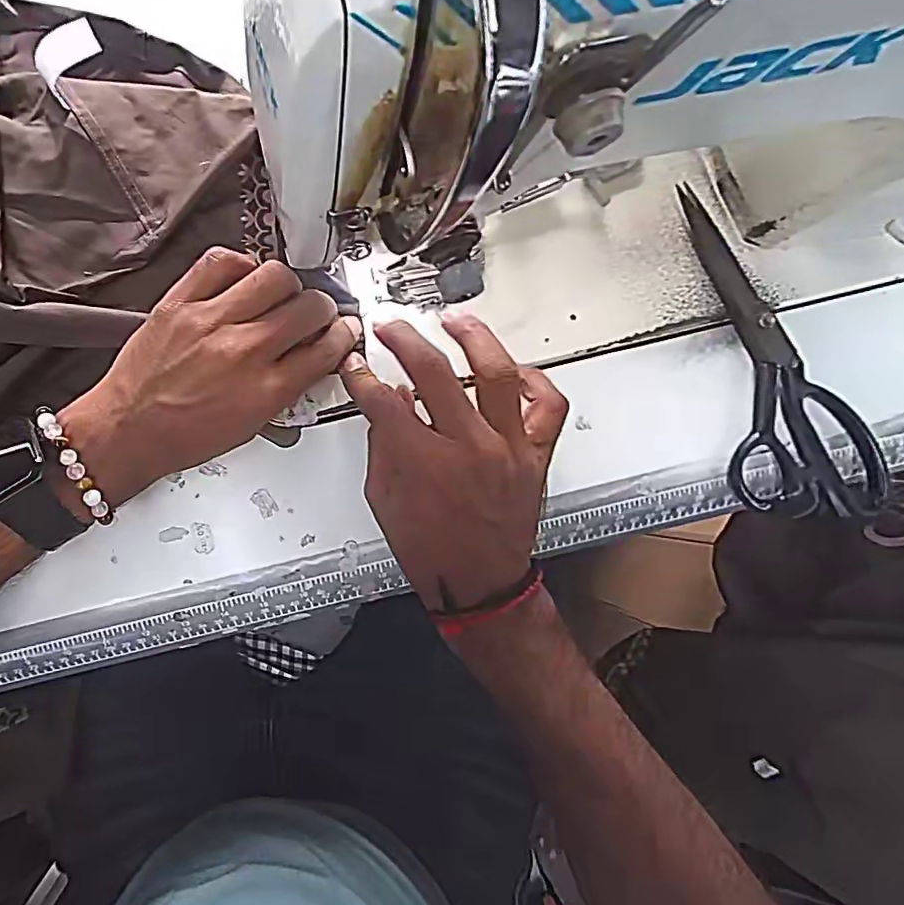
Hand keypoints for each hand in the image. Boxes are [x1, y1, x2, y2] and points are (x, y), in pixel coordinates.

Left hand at [59, 248, 359, 506]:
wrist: (127, 430)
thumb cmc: (180, 436)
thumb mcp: (249, 426)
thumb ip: (285, 389)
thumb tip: (309, 359)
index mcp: (264, 391)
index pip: (324, 349)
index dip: (342, 334)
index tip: (342, 329)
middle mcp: (242, 352)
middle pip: (307, 308)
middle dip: (321, 308)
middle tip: (314, 312)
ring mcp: (209, 322)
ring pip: (273, 276)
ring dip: (288, 284)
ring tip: (279, 295)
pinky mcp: (178, 304)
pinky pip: (220, 262)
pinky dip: (240, 265)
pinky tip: (241, 280)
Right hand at [340, 314, 567, 611]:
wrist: (479, 584)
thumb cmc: (432, 551)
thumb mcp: (383, 498)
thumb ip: (383, 446)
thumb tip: (386, 405)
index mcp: (422, 462)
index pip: (383, 399)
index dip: (362, 376)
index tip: (357, 365)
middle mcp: (467, 449)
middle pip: (433, 372)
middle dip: (403, 340)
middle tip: (392, 329)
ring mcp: (506, 449)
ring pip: (495, 373)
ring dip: (472, 337)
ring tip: (456, 320)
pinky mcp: (534, 456)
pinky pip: (546, 405)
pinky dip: (533, 380)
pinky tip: (512, 369)